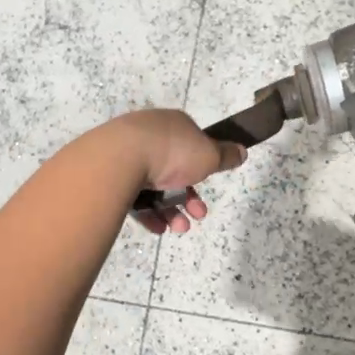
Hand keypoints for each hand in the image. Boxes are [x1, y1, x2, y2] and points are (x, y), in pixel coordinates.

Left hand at [104, 109, 246, 234]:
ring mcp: (128, 154)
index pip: (193, 145)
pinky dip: (148, 213)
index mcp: (174, 126)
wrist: (120, 159)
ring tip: (178, 227)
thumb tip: (242, 150)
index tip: (209, 185)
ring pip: (155, 186)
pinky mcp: (113, 173)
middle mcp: (150, 136)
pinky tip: (158, 228)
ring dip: (171, 210)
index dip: (203, 168)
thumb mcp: (209, 155)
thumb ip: (226, 156)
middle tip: (198, 215)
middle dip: (189, 197)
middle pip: (174, 170)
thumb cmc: (172, 153)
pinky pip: (134, 196)